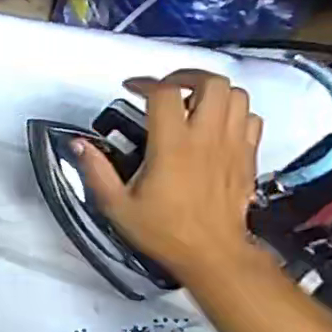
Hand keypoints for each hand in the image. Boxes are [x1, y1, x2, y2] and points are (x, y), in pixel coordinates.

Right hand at [73, 69, 264, 282]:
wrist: (212, 254)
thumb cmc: (163, 230)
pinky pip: (252, 118)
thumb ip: (96, 171)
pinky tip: (216, 124)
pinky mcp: (249, 157)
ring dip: (212, 91)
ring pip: (236, 95)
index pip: (165, 93)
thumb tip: (79, 145)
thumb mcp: (116, 205)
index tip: (131, 89)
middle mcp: (207, 138)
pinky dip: (235, 112)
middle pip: (211, 82)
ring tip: (191, 102)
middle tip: (166, 88)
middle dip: (186, 77)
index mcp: (173, 146)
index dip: (145, 83)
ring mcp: (233, 145)